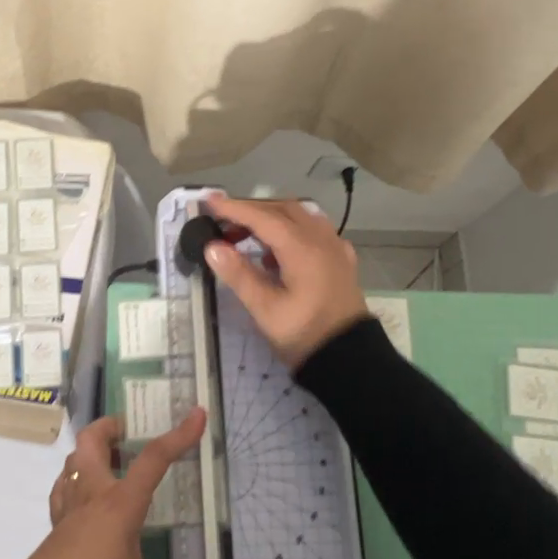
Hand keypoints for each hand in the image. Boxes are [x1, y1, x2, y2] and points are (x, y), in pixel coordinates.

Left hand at [12, 410, 228, 558]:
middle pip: (91, 441)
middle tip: (133, 433)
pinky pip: (63, 487)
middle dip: (111, 426)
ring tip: (115, 461)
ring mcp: (68, 509)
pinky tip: (87, 495)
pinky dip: (76, 479)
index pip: (152, 459)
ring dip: (92, 451)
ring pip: (73, 461)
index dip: (178, 436)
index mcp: (119, 504)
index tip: (197, 414)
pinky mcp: (55, 525)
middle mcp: (91, 496)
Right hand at [204, 193, 369, 368]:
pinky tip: (279, 251)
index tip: (208, 201)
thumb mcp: (265, 309)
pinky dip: (291, 229)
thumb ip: (239, 274)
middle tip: (223, 220)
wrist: (349, 357)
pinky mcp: (341, 260)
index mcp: (301, 248)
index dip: (234, 208)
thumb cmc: (304, 334)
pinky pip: (315, 230)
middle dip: (251, 210)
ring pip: (301, 216)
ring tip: (247, 234)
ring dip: (272, 217)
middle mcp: (321, 239)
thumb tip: (212, 246)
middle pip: (283, 209)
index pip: (262, 217)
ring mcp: (335, 247)